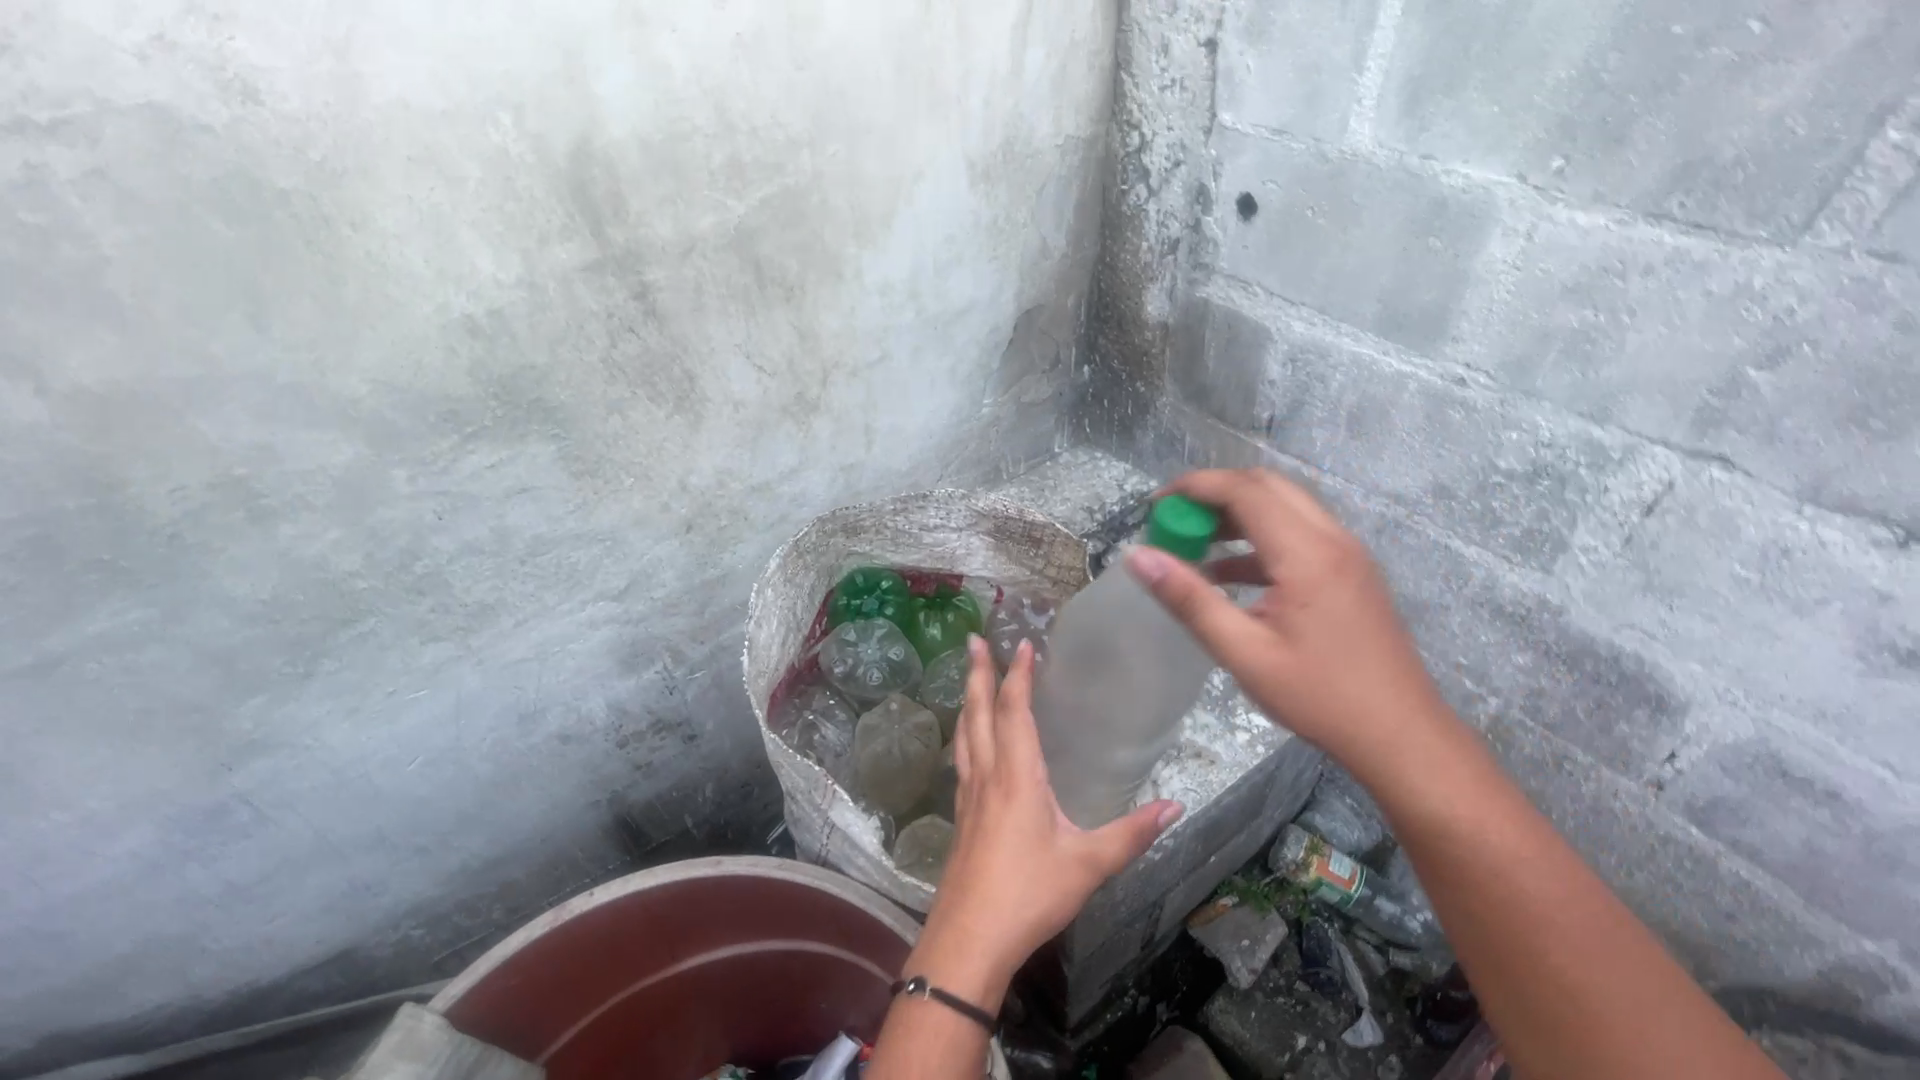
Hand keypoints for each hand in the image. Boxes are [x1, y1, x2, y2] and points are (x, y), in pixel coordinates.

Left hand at [909, 637, 1182, 1004]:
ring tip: (970, 680)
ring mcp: (968, 799)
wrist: (969, 939)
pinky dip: (965, 737)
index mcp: (1016, 778)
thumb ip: (1131, 835)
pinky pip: (962, 762)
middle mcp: (987, 778)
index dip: (1018, 676)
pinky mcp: (961, 820)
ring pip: (964, 736)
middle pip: (977, 714)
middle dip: (977, 674)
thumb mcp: (1088, 865)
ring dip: (967, 702)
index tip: (1023, 645)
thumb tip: (1176, 806)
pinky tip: (970, 747)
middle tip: (972, 639)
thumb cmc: (1028, 895)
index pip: (1013, 712)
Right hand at [1125, 468, 1450, 768]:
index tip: (1155, 506)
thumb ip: (1189, 599)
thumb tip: (1138, 557)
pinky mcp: (1351, 572)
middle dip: (1215, 494)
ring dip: (1238, 515)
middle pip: (1267, 486)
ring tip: (1193, 545)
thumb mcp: (1243, 652)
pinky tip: (1228, 575)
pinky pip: (1300, 534)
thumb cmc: (1319, 696)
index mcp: (1307, 554)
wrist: (1399, 734)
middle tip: (1174, 522)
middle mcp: (1333, 540)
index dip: (1196, 487)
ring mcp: (1348, 554)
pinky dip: (1260, 539)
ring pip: (1286, 507)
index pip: (1245, 491)